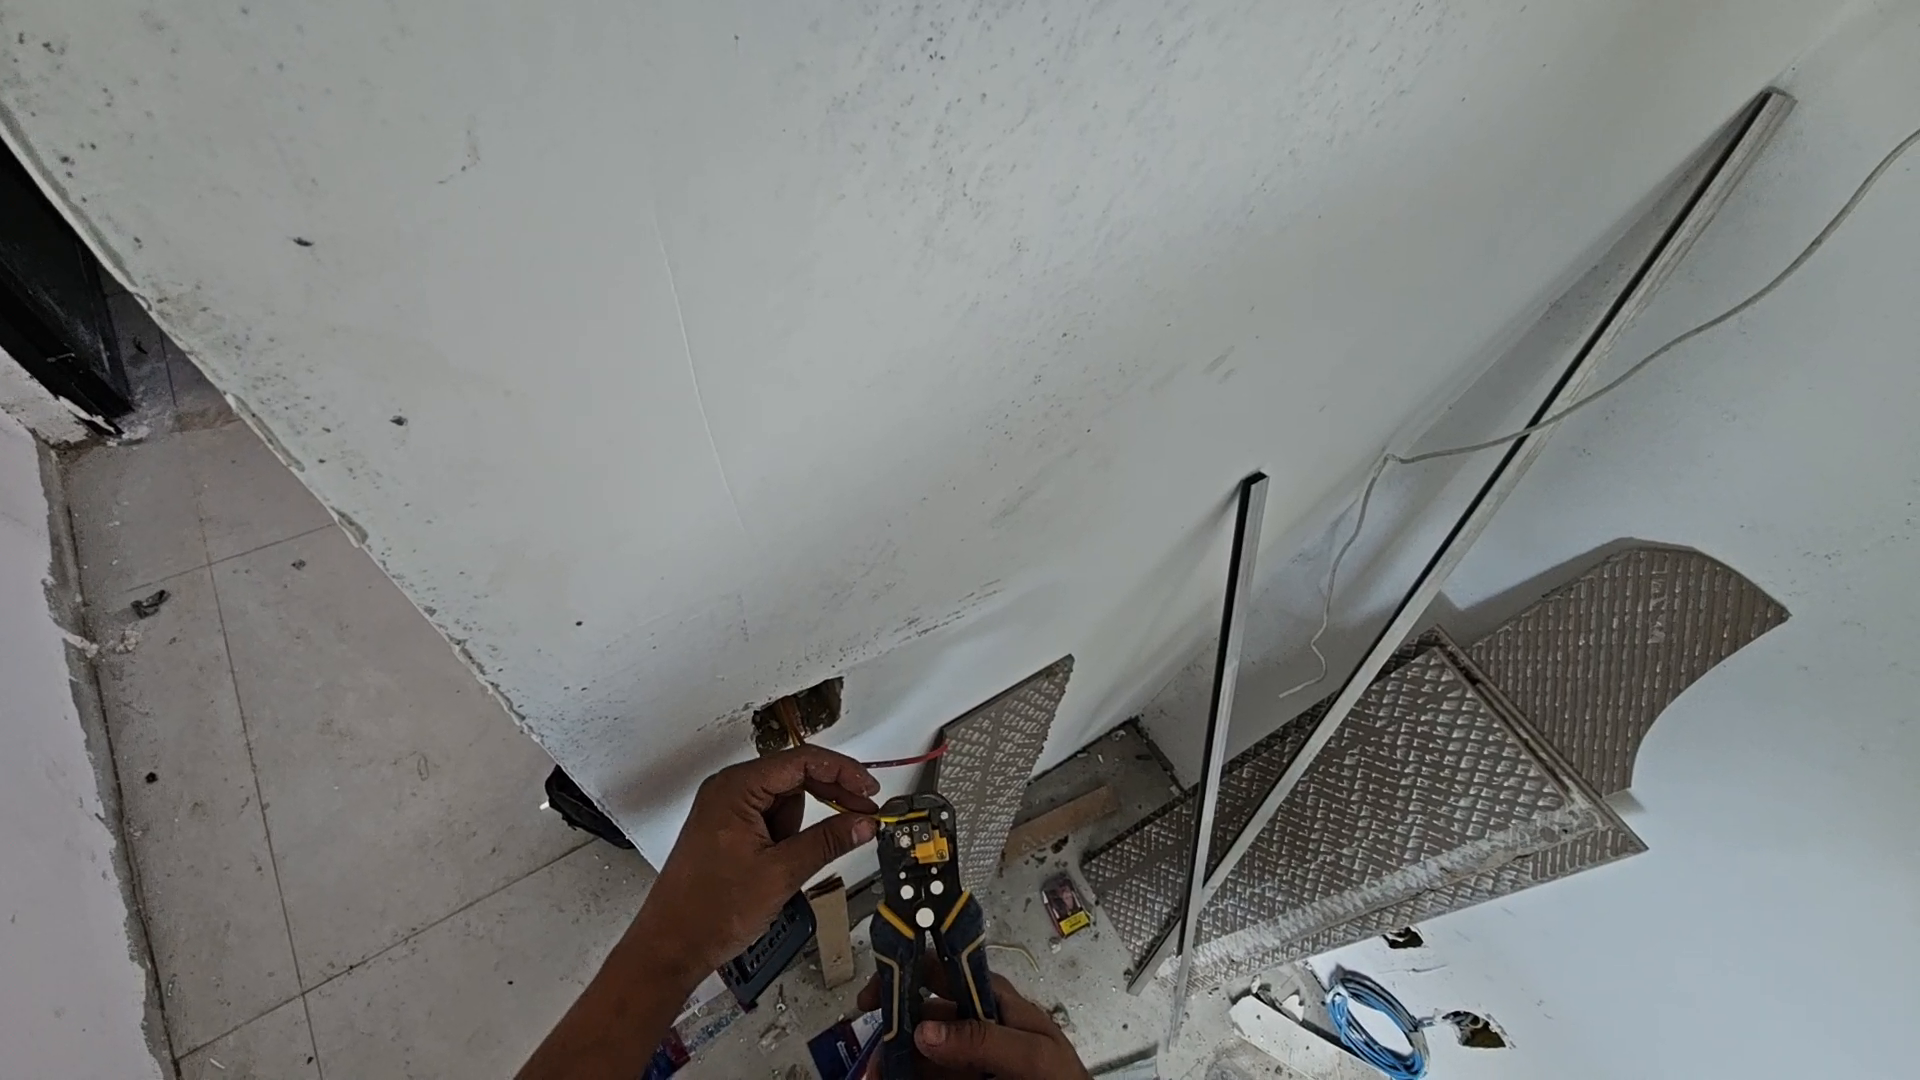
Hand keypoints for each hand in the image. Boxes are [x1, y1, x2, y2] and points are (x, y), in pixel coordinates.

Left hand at [627, 746, 879, 991]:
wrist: (669, 950)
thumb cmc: (710, 911)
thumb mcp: (781, 873)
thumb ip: (828, 841)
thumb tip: (864, 822)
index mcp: (737, 787)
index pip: (802, 761)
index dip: (843, 772)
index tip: (870, 789)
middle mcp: (729, 788)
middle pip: (796, 775)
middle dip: (829, 797)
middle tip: (862, 814)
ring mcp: (727, 807)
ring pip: (786, 800)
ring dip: (801, 826)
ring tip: (789, 864)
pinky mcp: (728, 827)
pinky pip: (771, 817)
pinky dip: (787, 835)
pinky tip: (783, 862)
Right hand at [856, 960, 1091, 1078]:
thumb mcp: (1032, 1056)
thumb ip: (982, 1038)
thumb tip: (925, 1029)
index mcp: (990, 997)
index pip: (941, 971)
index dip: (903, 975)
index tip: (873, 997)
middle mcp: (973, 1020)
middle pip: (921, 1018)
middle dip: (891, 1034)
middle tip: (871, 1063)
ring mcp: (968, 1056)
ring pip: (919, 1053)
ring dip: (894, 1065)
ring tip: (876, 1079)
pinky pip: (929, 1077)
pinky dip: (908, 1078)